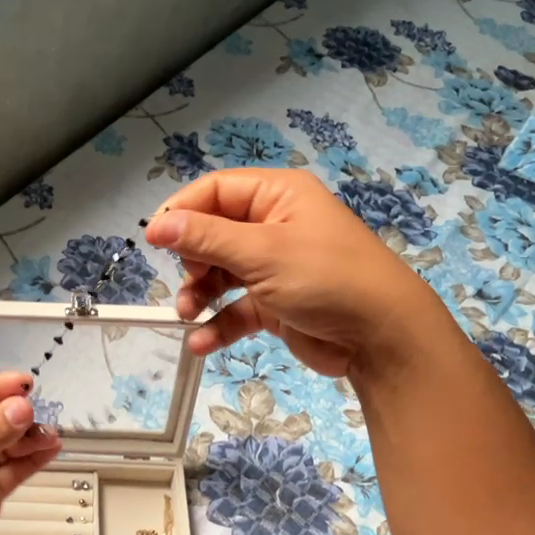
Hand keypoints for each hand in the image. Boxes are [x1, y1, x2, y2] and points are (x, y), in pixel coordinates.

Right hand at [145, 168, 446, 377]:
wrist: (381, 337)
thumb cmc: (326, 279)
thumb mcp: (262, 253)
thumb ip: (206, 238)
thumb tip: (156, 225)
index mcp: (277, 196)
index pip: (215, 191)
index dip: (182, 212)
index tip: (153, 239)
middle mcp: (273, 226)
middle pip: (212, 234)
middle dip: (192, 261)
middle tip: (188, 281)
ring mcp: (273, 267)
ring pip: (219, 275)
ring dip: (199, 295)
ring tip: (188, 314)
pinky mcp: (274, 305)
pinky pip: (234, 309)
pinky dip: (217, 325)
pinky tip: (201, 343)